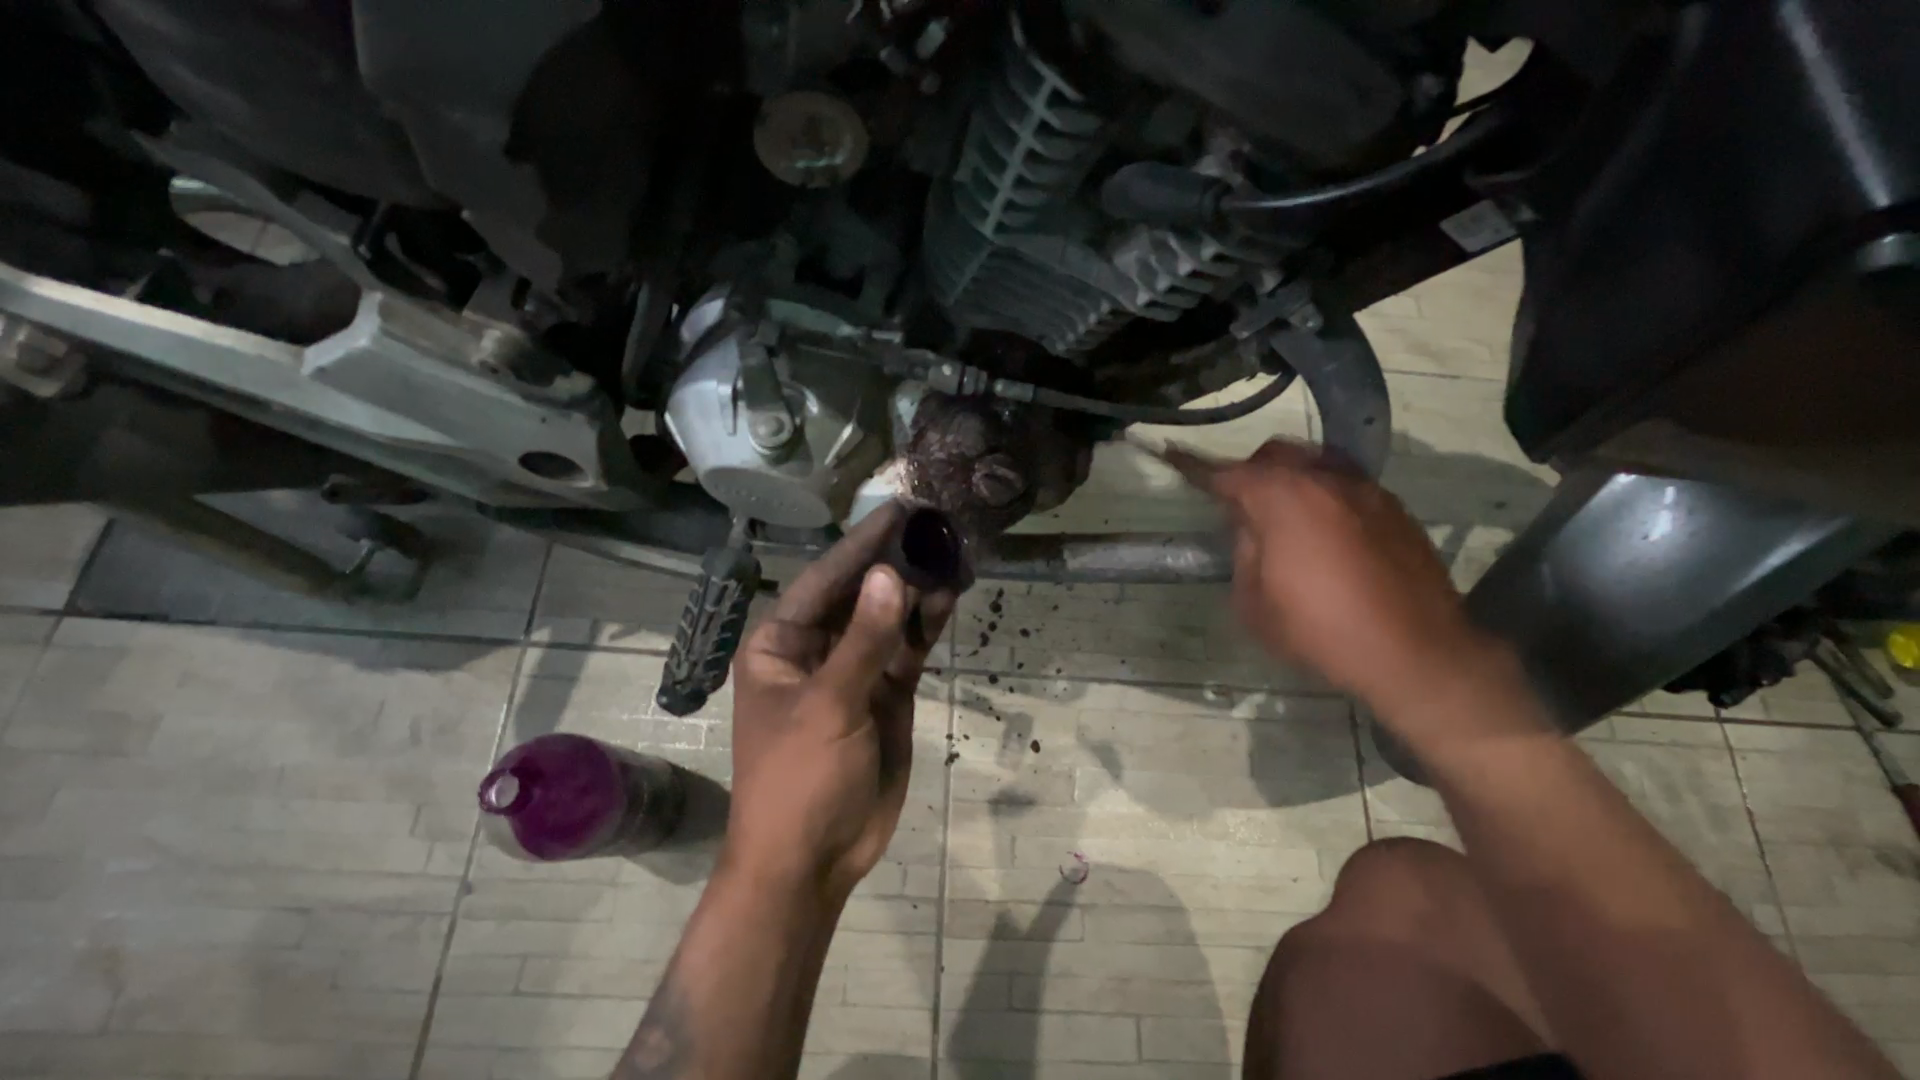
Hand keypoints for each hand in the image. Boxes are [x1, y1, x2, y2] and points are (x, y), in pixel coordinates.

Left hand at [724, 502, 954, 899]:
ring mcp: (854, 672)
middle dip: (895, 562)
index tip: (899, 511)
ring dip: (916, 590)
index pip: (824, 579)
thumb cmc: (799, 778)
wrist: (812, 859)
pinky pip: (906, 650)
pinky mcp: (885, 696)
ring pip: (888, 619)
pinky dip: (926, 625)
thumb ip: (865, 642)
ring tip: (952, 552)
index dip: (861, 545)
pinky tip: (949, 595)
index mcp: (780, 644)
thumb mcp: (828, 706)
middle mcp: (815, 649)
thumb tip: (891, 576)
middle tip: (937, 524)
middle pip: (860, 594)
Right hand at [1171, 439, 1506, 717]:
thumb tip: (1250, 528)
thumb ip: (1243, 554)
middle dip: (1250, 473)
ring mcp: (1365, 489)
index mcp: (1281, 498)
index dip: (1194, 467)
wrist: (1415, 651)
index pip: (1225, 473)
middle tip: (1239, 508)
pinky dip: (1326, 497)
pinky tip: (1327, 535)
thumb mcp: (1255, 604)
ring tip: (1285, 518)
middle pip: (1275, 455)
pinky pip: (1347, 486)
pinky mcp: (1395, 508)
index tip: (1171, 456)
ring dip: (1292, 481)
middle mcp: (1323, 479)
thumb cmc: (1322, 631)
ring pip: (1316, 463)